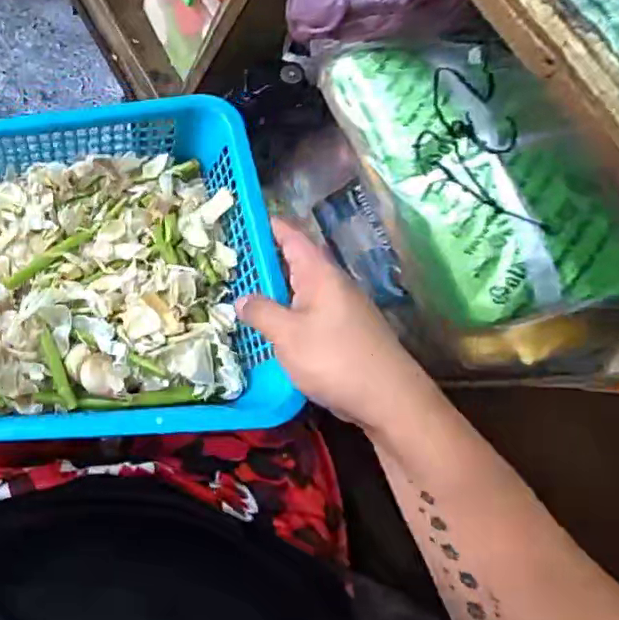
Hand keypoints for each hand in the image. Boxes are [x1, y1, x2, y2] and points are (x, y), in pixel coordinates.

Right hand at [237, 219, 437, 430]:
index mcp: (320, 275)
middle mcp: (332, 285)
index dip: (267, 225)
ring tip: (239, 290)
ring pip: (298, 290)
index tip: (242, 217)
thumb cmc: (335, 359)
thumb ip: (260, 311)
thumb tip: (241, 299)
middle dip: (263, 259)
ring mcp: (340, 309)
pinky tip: (268, 325)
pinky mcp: (342, 333)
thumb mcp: (287, 334)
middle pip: (294, 262)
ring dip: (272, 288)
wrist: (391, 402)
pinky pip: (306, 312)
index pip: (291, 237)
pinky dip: (284, 311)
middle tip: (227, 258)